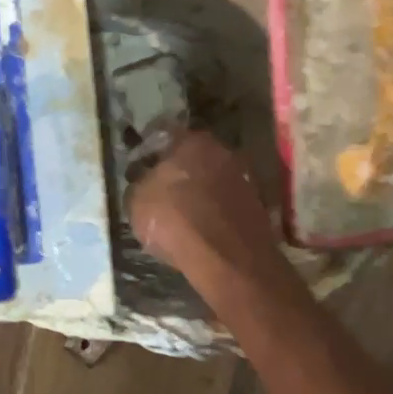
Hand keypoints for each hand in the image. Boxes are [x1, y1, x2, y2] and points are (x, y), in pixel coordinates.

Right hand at [127, 130, 295, 293]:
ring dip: (197, 191)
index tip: (139, 167)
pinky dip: (213, 211)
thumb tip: (142, 179)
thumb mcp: (136, 201)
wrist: (228, 258)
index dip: (148, 151)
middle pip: (192, 156)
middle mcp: (221, 151)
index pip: (163, 134)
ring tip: (180, 213)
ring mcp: (243, 178)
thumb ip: (139, 182)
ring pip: (210, 179)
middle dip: (177, 171)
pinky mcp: (256, 206)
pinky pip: (224, 203)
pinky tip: (200, 228)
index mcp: (191, 140)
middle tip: (159, 190)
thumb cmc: (175, 220)